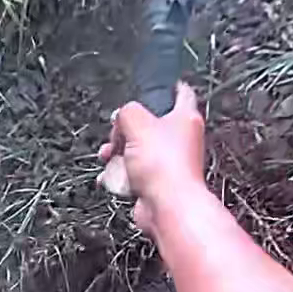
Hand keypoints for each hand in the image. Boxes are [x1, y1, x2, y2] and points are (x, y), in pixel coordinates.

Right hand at [97, 82, 206, 231]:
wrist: (167, 205)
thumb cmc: (164, 166)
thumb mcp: (137, 123)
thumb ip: (127, 112)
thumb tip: (121, 116)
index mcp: (185, 118)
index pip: (181, 93)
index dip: (168, 87)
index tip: (159, 86)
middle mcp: (180, 140)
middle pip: (149, 126)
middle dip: (126, 130)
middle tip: (115, 134)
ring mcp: (168, 164)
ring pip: (137, 152)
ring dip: (118, 154)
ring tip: (107, 157)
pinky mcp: (155, 184)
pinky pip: (133, 175)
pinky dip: (119, 176)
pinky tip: (110, 178)